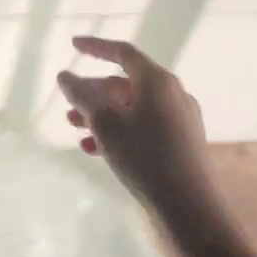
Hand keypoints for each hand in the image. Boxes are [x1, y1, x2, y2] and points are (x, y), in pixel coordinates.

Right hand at [57, 35, 217, 218]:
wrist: (191, 210)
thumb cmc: (145, 156)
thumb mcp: (104, 123)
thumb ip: (81, 95)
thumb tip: (65, 76)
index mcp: (157, 81)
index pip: (123, 52)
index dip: (95, 47)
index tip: (73, 46)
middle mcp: (173, 94)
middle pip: (124, 83)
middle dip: (93, 93)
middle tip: (69, 104)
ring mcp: (181, 120)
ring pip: (132, 107)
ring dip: (102, 115)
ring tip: (76, 130)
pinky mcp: (183, 143)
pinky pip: (144, 126)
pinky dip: (120, 130)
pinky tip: (96, 150)